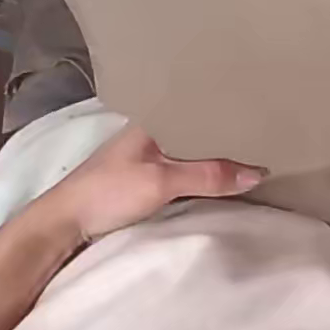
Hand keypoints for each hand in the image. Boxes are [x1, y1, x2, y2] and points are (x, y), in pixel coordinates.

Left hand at [31, 124, 267, 244]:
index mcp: (153, 120)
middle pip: (197, 129)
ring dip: (213, 155)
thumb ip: (208, 176)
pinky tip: (221, 176)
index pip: (198, 106)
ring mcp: (147, 155)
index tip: (259, 109)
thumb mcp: (161, 182)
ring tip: (252, 152)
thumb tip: (258, 172)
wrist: (65, 223)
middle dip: (224, 133)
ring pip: (190, 150)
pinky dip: (201, 172)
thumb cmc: (108, 191)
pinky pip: (182, 168)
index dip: (225, 108)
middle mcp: (151, 132)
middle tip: (264, 133)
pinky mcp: (144, 178)